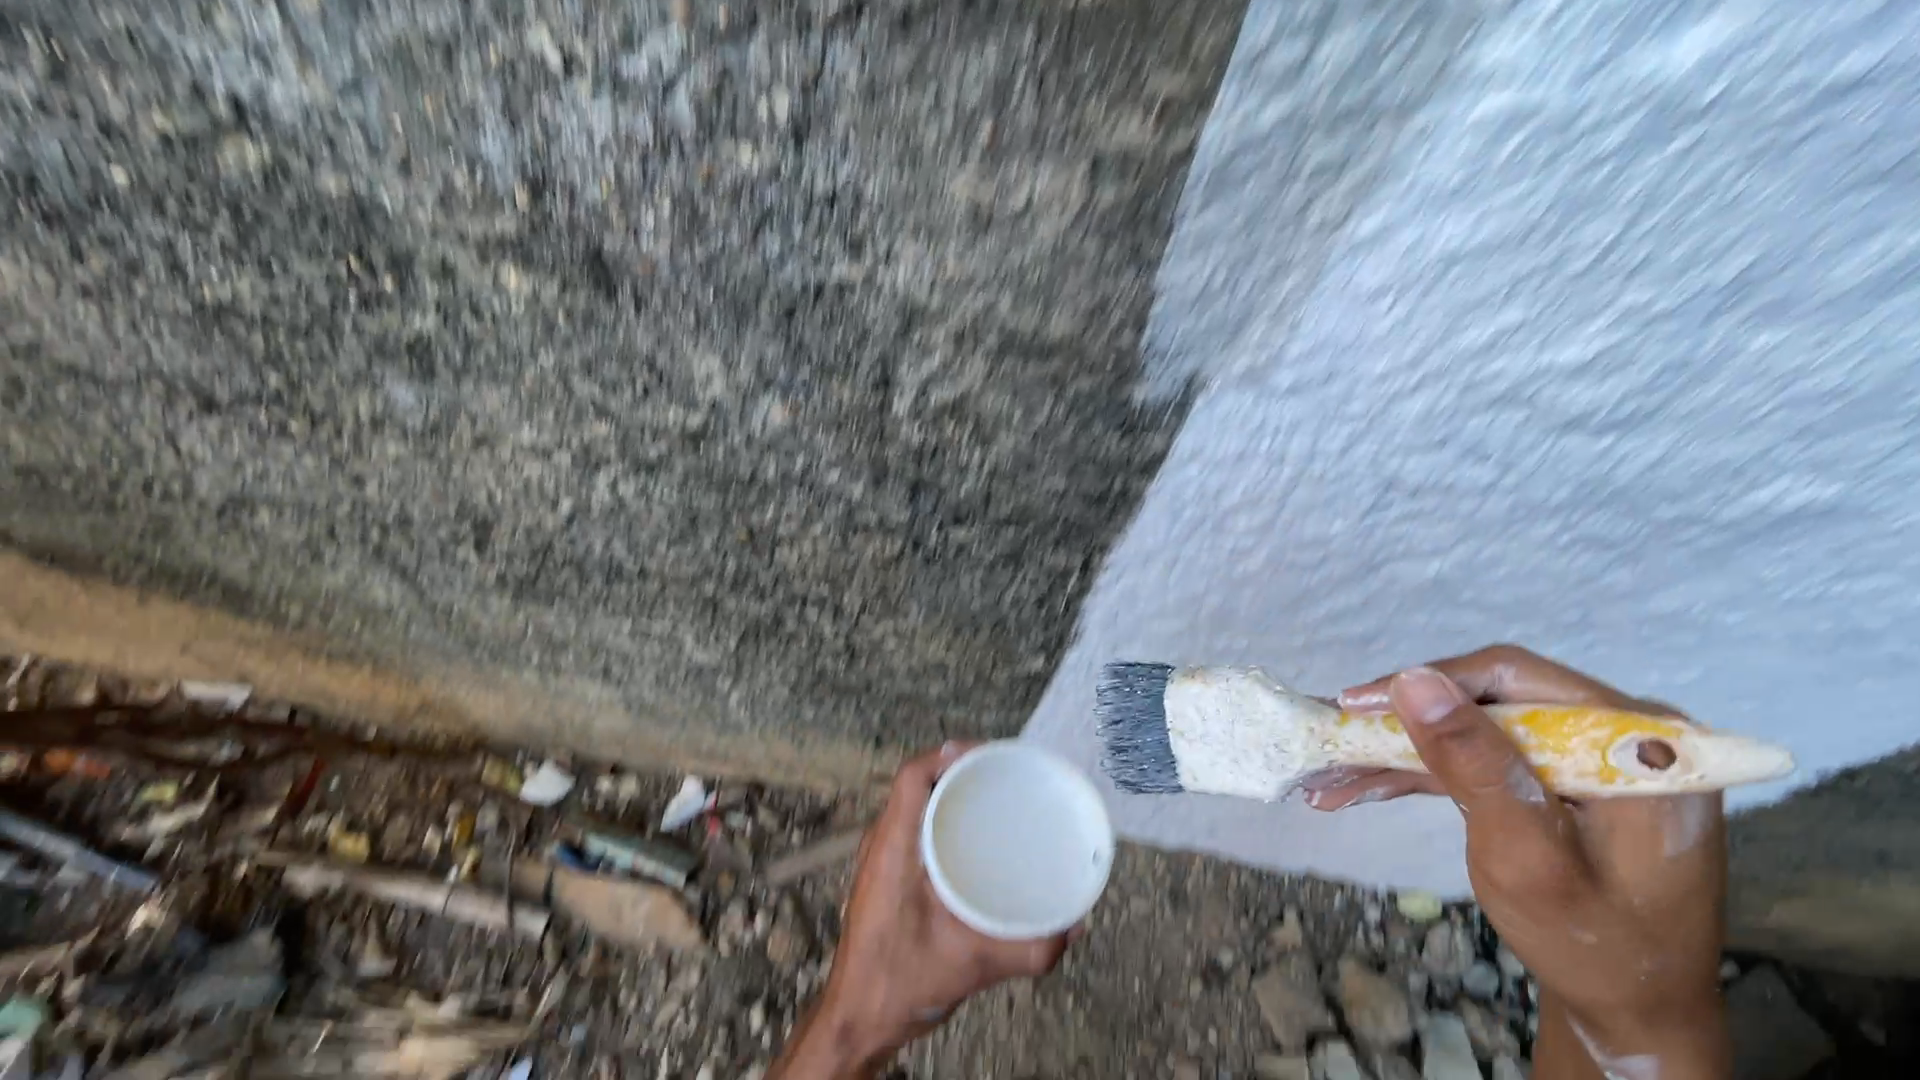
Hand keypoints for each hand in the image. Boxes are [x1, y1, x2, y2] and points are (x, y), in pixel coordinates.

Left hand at [769, 743, 1077, 1078]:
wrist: (856, 1019)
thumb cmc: (900, 983)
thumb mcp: (973, 964)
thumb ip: (1030, 949)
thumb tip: (1074, 926)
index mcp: (893, 848)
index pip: (912, 775)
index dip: (948, 754)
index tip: (989, 756)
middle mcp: (881, 844)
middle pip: (916, 783)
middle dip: (959, 770)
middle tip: (1004, 775)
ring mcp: (879, 859)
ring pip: (912, 804)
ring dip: (948, 793)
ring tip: (993, 798)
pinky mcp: (884, 875)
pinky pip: (911, 827)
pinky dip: (940, 818)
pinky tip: (971, 839)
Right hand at [1309, 646, 1729, 1079]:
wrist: (1633, 1010)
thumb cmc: (1590, 942)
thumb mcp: (1526, 855)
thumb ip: (1475, 765)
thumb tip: (1413, 679)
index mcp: (1633, 736)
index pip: (1511, 676)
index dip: (1427, 682)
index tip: (1355, 705)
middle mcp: (1612, 733)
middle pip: (1485, 699)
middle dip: (1404, 722)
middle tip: (1336, 739)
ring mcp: (1584, 758)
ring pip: (1472, 728)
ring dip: (1402, 750)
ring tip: (1334, 774)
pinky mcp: (1555, 780)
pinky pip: (1480, 759)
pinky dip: (1424, 772)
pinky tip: (1367, 785)